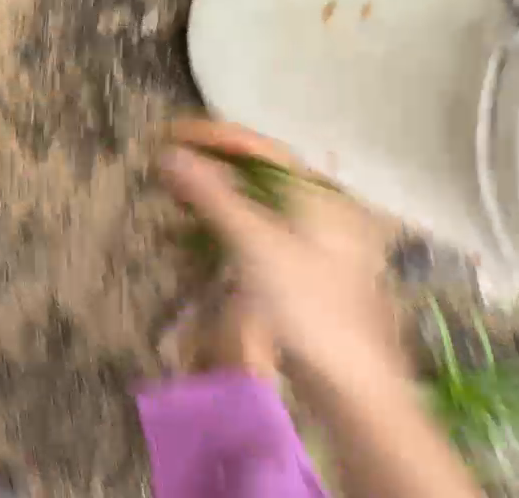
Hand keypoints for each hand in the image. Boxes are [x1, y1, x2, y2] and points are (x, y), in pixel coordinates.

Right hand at [161, 120, 407, 397]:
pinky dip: (223, 218)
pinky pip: (256, 224)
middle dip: (208, 160)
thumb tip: (169, 153)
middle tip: (164, 159)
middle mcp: (321, 207)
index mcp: (318, 195)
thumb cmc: (307, 306)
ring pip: (255, 197)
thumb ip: (211, 194)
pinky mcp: (304, 265)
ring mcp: (315, 238)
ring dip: (211, 189)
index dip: (210, 134)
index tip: (166, 133)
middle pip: (257, 168)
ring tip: (172, 189)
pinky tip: (197, 227)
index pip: (258, 146)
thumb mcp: (253, 244)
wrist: (354, 386)